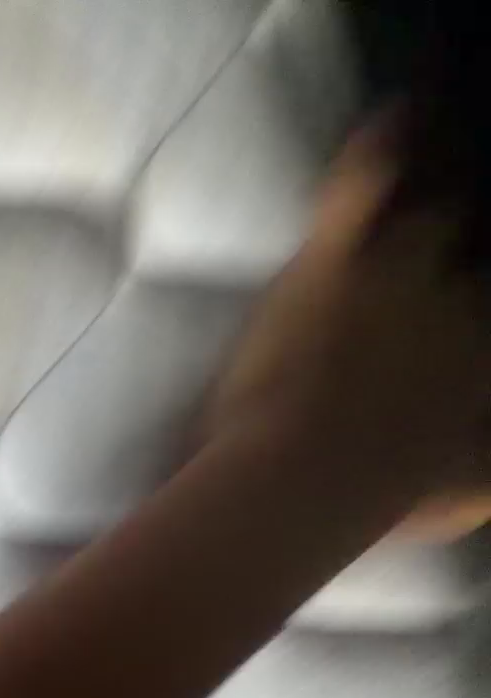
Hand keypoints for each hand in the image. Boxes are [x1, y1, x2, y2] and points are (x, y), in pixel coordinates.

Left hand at [210, 123, 490, 525]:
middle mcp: (471, 305)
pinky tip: (389, 121)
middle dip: (460, 260)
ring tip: (433, 197)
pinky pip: (358, 193)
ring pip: (430, 223)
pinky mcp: (334, 268)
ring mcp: (402, 278)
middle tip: (440, 262)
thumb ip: (490, 479)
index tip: (465, 314)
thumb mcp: (467, 494)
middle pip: (475, 261)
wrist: (307, 476)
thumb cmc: (378, 495)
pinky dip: (372, 157)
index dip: (478, 313)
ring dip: (425, 220)